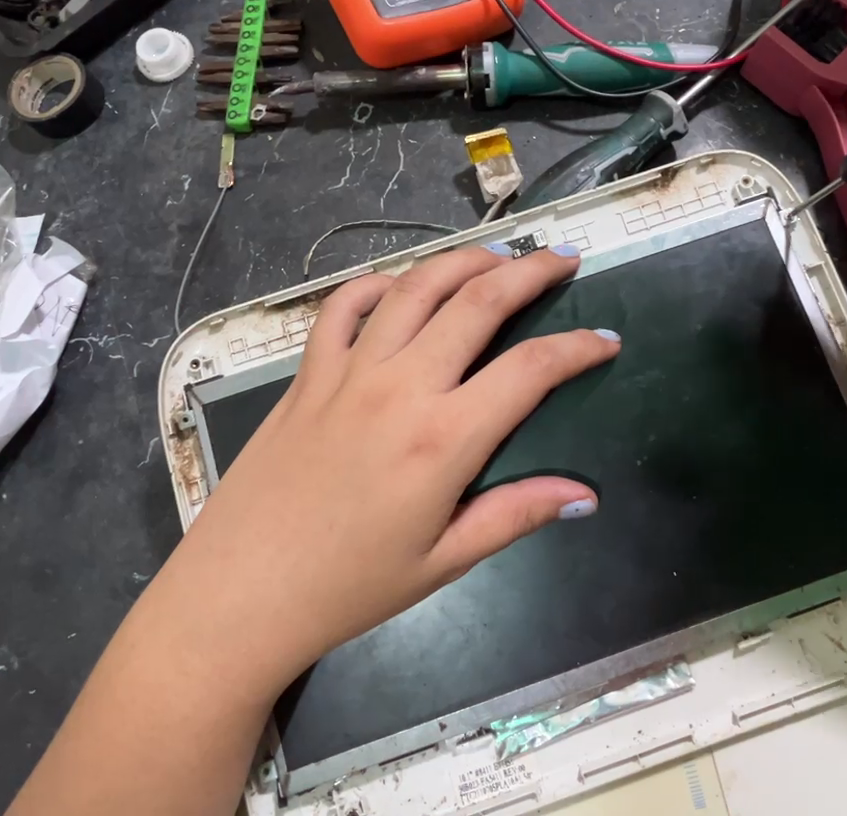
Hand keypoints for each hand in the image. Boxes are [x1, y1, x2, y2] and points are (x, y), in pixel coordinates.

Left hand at [176, 244, 619, 686]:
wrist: (240, 592)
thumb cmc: (349, 586)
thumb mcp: (443, 561)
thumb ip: (516, 515)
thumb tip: (586, 495)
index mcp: (443, 438)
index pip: (531, 370)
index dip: (578, 348)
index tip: (606, 339)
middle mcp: (401, 386)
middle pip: (478, 303)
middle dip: (530, 272)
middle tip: (562, 259)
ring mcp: (348, 371)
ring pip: (415, 288)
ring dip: (463, 261)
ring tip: (498, 254)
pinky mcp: (308, 372)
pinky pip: (343, 307)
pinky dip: (377, 284)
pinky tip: (400, 286)